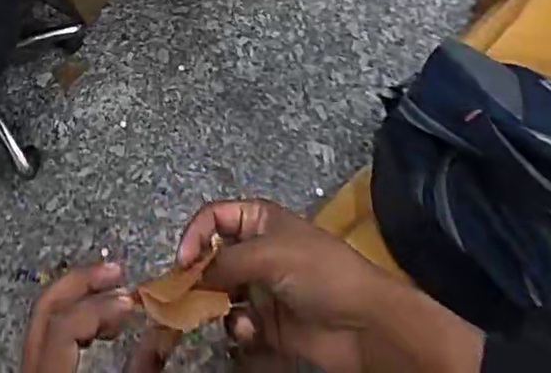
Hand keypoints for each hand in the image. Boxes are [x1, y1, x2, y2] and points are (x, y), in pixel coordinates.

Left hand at [20, 262, 139, 372]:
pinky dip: (76, 316)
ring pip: (47, 313)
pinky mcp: (37, 365)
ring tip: (115, 293)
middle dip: (83, 281)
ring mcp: (29, 363)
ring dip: (82, 296)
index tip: (128, 301)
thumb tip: (162, 332)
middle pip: (47, 305)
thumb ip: (141, 367)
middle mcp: (30, 364)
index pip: (63, 325)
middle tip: (116, 270)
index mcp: (46, 372)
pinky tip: (100, 321)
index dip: (97, 308)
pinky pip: (50, 330)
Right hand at [177, 199, 480, 371]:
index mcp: (258, 219)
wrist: (368, 325)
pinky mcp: (271, 322)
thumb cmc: (318, 271)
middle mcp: (257, 250)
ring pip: (222, 292)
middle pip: (213, 257)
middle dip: (199, 275)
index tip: (183, 261)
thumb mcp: (269, 254)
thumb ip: (225, 262)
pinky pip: (240, 322)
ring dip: (217, 305)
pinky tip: (248, 332)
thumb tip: (191, 274)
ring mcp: (263, 287)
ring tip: (223, 316)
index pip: (213, 218)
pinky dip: (238, 327)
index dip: (195, 235)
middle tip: (186, 294)